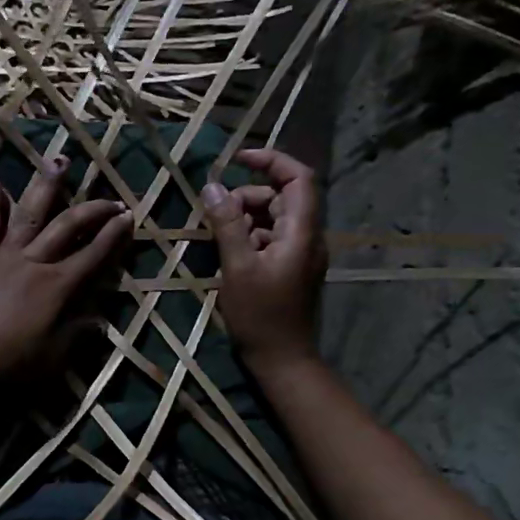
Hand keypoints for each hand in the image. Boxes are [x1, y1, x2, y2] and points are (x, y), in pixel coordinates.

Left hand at [0, 155, 131, 390]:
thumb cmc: (2, 359)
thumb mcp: (49, 357)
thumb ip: (75, 335)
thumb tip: (101, 322)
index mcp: (56, 286)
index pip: (93, 254)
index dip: (113, 235)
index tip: (129, 216)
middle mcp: (34, 261)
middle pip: (68, 226)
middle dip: (93, 210)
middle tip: (112, 199)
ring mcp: (4, 255)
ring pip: (30, 212)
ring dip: (46, 186)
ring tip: (59, 161)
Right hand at [204, 148, 327, 368]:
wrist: (282, 360)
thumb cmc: (261, 315)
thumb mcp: (237, 266)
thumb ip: (226, 224)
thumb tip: (212, 186)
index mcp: (302, 232)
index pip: (299, 178)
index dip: (271, 161)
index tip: (237, 159)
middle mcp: (307, 237)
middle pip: (281, 197)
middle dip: (246, 195)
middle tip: (215, 211)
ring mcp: (300, 253)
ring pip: (273, 217)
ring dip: (244, 217)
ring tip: (217, 234)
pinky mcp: (290, 268)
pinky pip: (270, 237)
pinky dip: (249, 235)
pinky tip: (228, 252)